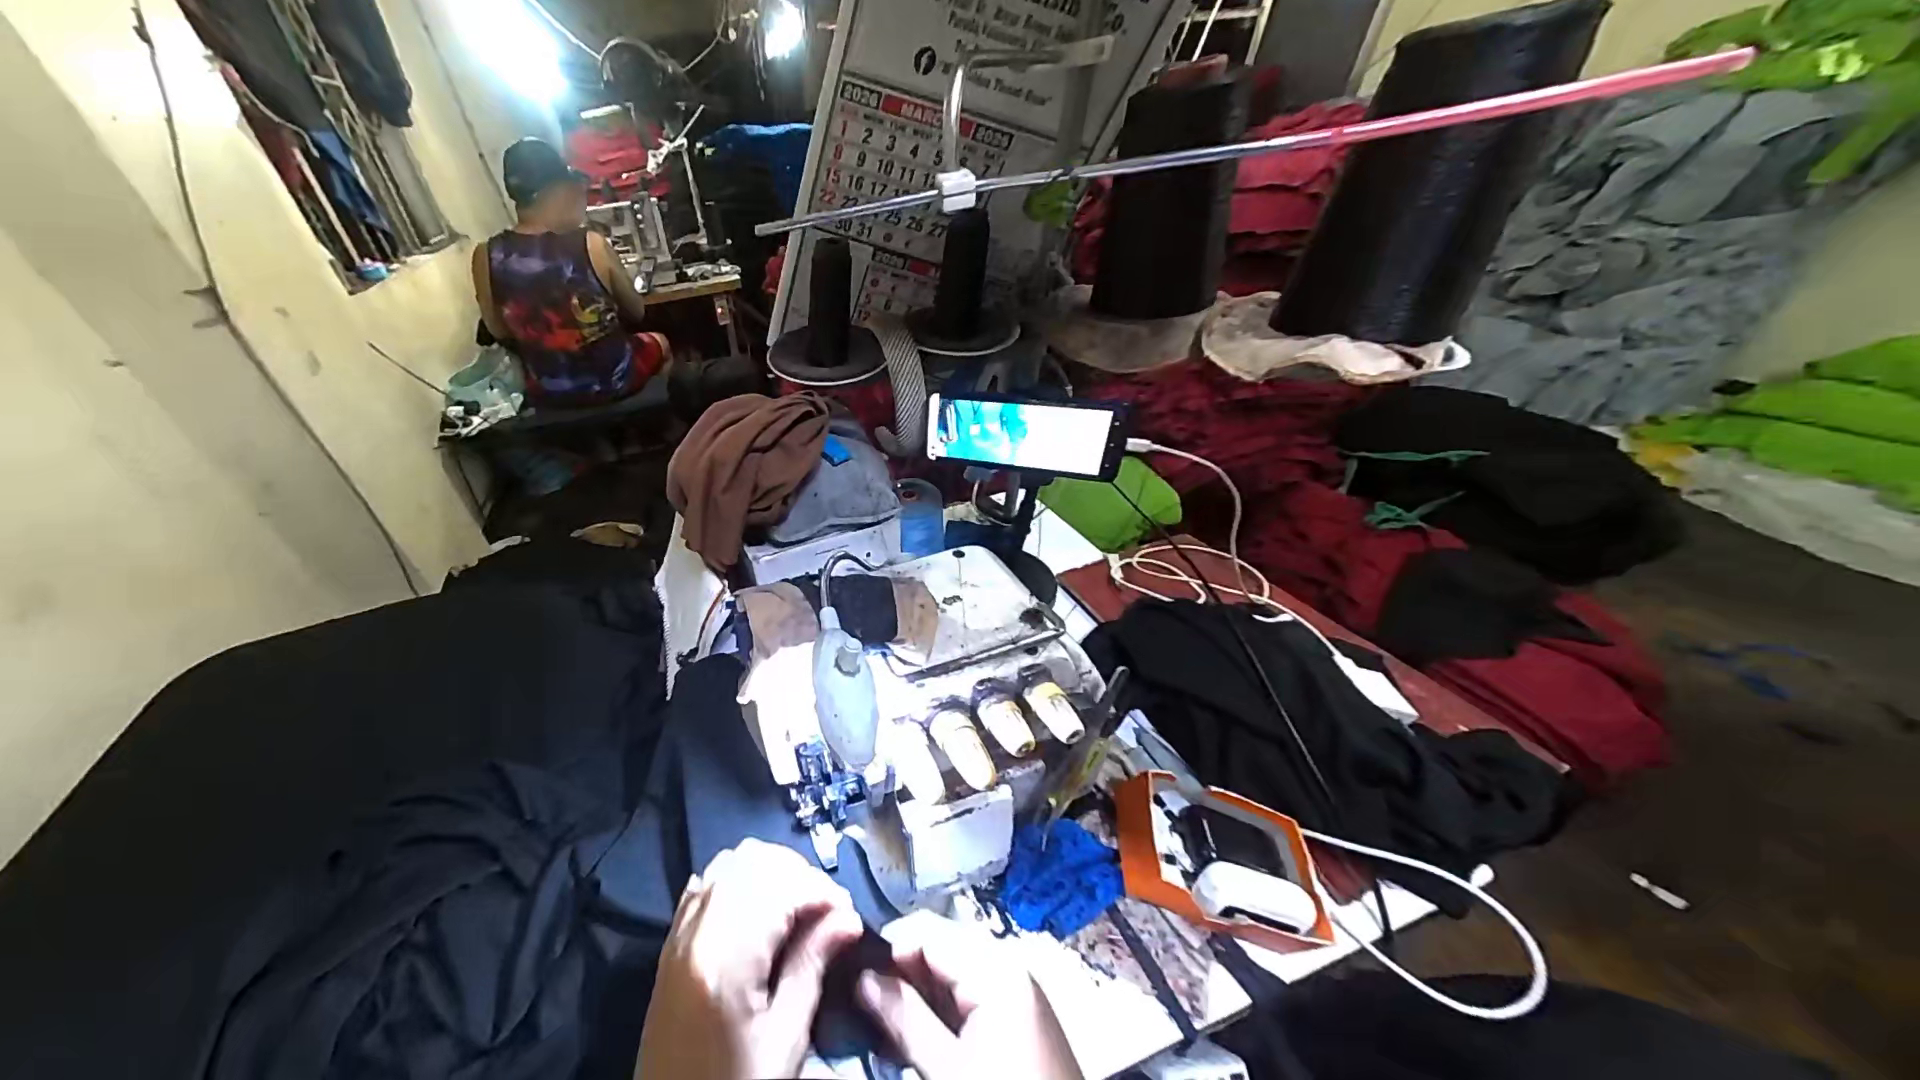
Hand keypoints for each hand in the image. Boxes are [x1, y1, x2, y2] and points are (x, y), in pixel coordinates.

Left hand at [635, 839, 863, 1079]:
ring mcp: (678, 938)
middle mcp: (696, 936)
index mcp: (725, 962)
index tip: (848, 917)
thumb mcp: (784, 1042)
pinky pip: (706, 884)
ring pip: (730, 863)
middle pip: (755, 861)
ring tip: (797, 909)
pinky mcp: (669, 947)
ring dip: (770, 873)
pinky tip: (759, 910)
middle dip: (799, 875)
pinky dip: (739, 881)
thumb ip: (813, 968)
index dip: (824, 891)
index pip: (782, 887)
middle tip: (826, 912)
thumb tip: (849, 918)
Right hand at [859, 911, 1082, 1079]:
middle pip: (943, 951)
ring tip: (885, 1025)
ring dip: (921, 995)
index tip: (853, 978)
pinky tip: (920, 1038)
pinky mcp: (1022, 1019)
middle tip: (864, 1006)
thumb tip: (863, 978)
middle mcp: (1010, 967)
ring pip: (956, 975)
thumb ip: (904, 1018)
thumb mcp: (945, 1071)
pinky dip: (946, 1011)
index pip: (929, 934)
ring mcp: (1019, 993)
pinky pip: (975, 997)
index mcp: (995, 969)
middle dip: (903, 974)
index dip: (889, 951)